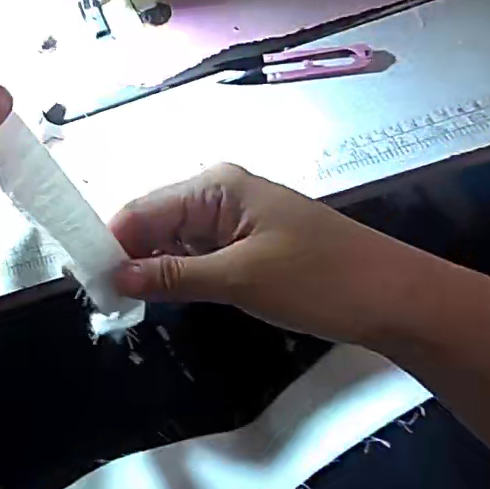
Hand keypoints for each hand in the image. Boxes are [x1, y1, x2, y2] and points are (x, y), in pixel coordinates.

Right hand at [108, 164, 461, 346]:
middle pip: (153, 222)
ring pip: (172, 240)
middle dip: (127, 255)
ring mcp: (232, 218)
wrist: (402, 301)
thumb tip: (114, 278)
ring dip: (150, 266)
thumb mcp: (239, 279)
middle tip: (103, 294)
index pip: (143, 208)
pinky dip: (176, 272)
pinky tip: (161, 293)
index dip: (112, 240)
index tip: (87, 276)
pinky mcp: (245, 243)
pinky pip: (195, 253)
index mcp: (214, 187)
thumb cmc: (322, 279)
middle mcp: (218, 194)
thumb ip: (172, 276)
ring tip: (123, 298)